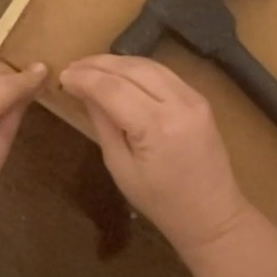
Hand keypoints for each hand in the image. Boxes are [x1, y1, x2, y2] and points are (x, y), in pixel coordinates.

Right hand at [61, 54, 251, 253]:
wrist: (213, 215)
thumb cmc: (161, 202)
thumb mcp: (120, 168)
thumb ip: (103, 124)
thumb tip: (83, 91)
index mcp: (157, 128)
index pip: (113, 89)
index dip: (85, 78)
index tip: (63, 75)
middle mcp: (179, 104)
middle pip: (131, 69)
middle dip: (98, 64)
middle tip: (72, 67)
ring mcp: (193, 98)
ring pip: (148, 64)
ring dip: (117, 62)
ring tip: (90, 67)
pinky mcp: (199, 98)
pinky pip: (163, 73)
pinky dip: (137, 68)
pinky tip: (119, 73)